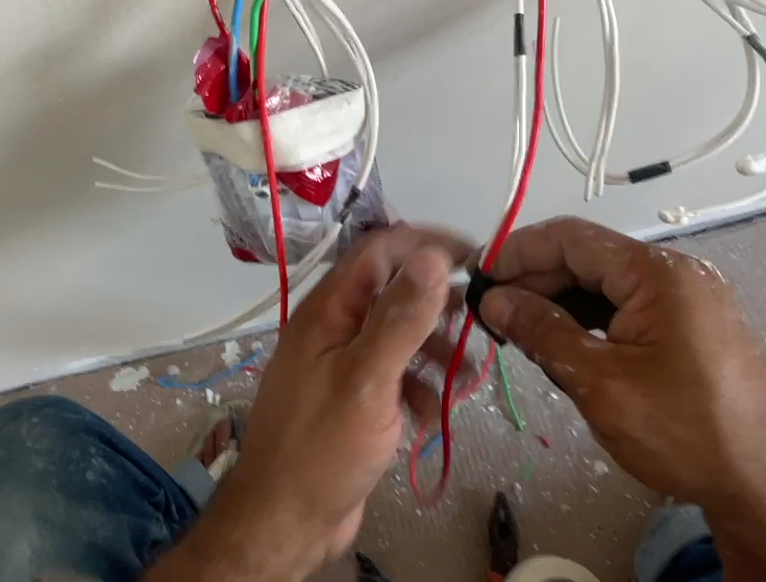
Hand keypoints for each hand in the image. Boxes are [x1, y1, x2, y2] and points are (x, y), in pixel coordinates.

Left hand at [148, 224, 469, 580]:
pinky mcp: (354, 397)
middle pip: (394, 292)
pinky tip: (433, 413)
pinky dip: (419, 387)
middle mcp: (335, 325)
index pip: (379, 250)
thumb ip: (400, 318)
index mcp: (329, 308)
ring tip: (469, 377)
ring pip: (399, 336)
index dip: (425, 245)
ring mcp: (343, 362)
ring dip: (436, 351)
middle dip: (437, 306)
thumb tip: (430, 255)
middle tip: (480, 323)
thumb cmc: (322, 446)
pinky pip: (394, 375)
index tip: (473, 257)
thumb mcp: (367, 379)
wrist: (285, 521)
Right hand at [479, 217, 765, 581]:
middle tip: (493, 312)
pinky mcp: (693, 327)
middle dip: (536, 281)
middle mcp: (675, 273)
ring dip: (560, 302)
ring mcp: (688, 299)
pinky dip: (590, 319)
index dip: (518, 251)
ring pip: (605, 285)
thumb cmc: (682, 432)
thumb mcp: (600, 383)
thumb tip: (493, 300)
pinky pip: (628, 307)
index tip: (479, 275)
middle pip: (587, 259)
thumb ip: (542, 331)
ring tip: (520, 331)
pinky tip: (564, 344)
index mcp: (657, 272)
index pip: (570, 238)